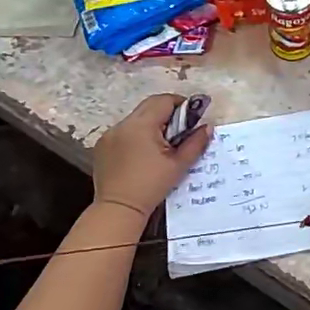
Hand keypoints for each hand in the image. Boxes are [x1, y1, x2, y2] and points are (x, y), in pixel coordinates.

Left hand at [91, 94, 212, 217]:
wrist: (119, 209)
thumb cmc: (152, 186)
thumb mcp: (179, 165)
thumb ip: (195, 143)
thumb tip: (207, 126)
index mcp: (142, 125)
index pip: (164, 100)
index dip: (180, 105)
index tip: (189, 119)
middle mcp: (123, 124)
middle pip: (149, 106)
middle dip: (166, 113)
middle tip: (178, 132)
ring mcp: (110, 134)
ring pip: (136, 118)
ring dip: (150, 124)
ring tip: (158, 146)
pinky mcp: (102, 145)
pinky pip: (123, 131)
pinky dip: (135, 135)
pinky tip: (140, 155)